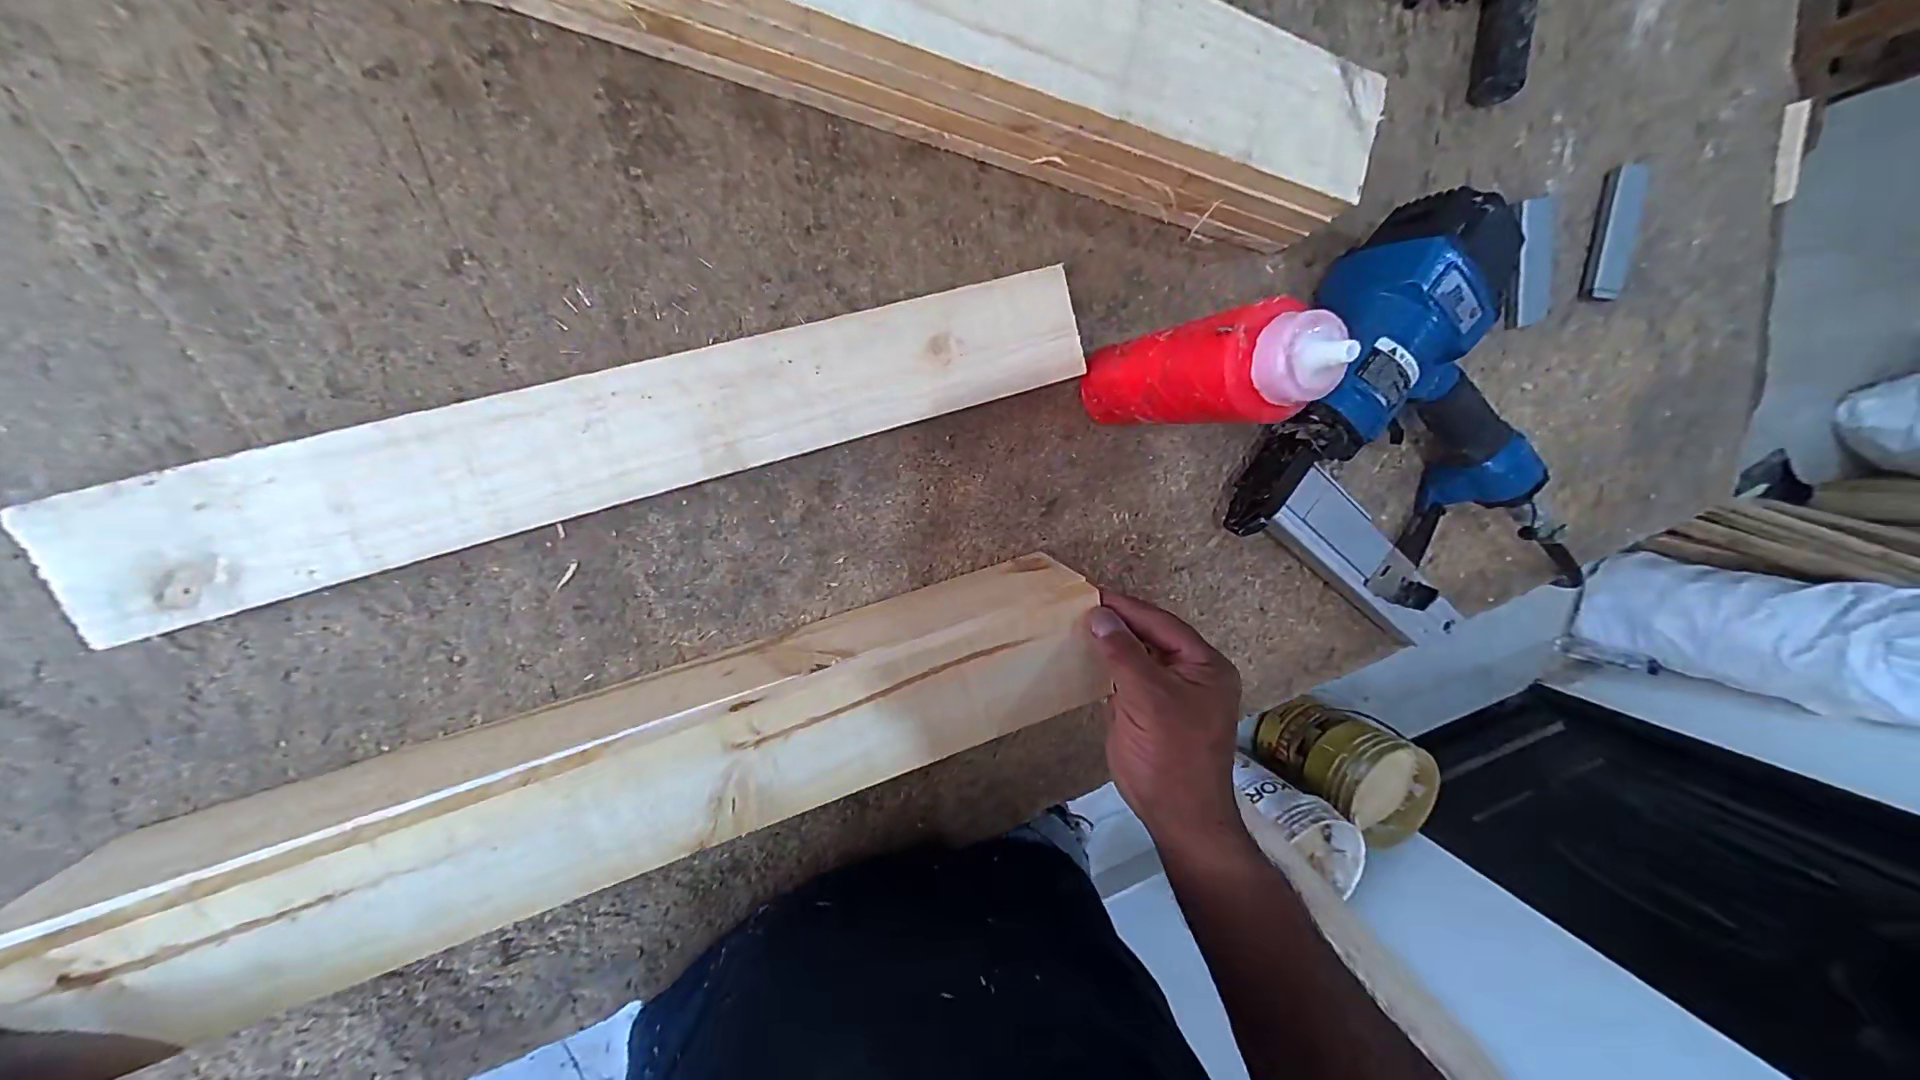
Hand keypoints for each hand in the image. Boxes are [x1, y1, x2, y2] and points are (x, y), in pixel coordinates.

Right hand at [1084, 591, 1244, 851]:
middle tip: (1080, 607)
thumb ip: (1124, 653)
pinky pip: (1127, 680)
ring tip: (1077, 626)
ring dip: (1110, 645)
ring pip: (1137, 658)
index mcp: (1205, 665)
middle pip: (1150, 638)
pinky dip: (1106, 668)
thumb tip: (1099, 615)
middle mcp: (1190, 674)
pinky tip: (1083, 659)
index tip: (1092, 593)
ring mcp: (1169, 694)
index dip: (1127, 608)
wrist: (1178, 815)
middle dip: (1117, 624)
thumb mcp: (1148, 697)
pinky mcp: (1149, 712)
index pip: (1162, 624)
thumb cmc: (1171, 754)